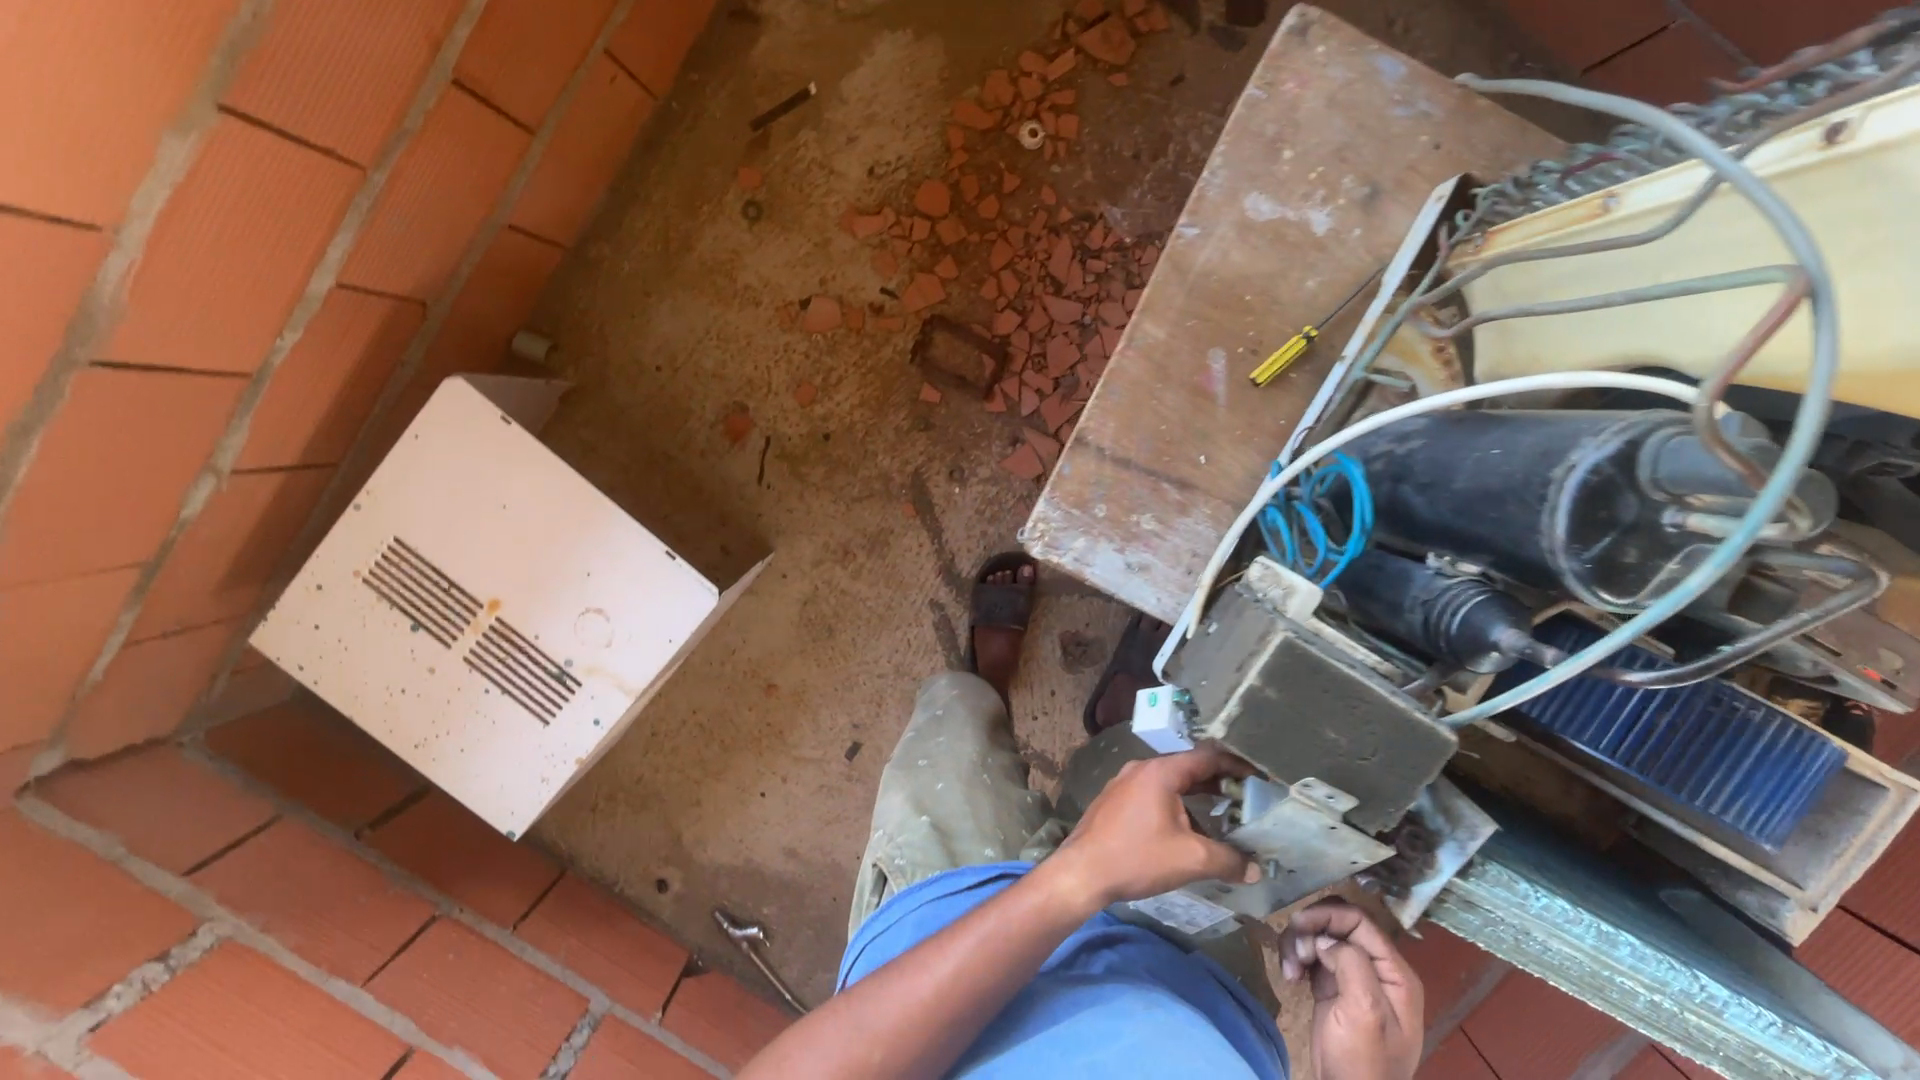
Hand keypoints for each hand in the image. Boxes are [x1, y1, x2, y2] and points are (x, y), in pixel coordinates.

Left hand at [1038, 746, 1258, 912]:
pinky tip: (1187, 829)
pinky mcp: (1115, 801)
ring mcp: (1124, 784)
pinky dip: (1176, 805)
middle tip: (1247, 799)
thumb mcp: (1191, 859)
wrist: (1081, 873)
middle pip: (1188, 768)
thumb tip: (1256, 870)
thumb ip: (1229, 860)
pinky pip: (1153, 795)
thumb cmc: (1137, 858)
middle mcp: (1141, 769)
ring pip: (1170, 783)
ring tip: (1223, 817)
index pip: (1207, 756)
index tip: (1259, 777)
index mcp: (1161, 772)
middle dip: (1219, 784)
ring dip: (1197, 797)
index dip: (1237, 765)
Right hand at [1279, 900, 1423, 1079]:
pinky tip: (1290, 977)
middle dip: (1311, 930)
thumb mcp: (1365, 1012)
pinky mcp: (1332, 987)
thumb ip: (1351, 964)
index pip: (1361, 923)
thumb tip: (1325, 939)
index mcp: (1395, 973)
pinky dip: (1297, 959)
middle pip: (1339, 925)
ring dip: (1299, 946)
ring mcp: (1354, 977)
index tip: (1298, 923)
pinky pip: (1312, 956)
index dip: (1328, 916)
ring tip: (1290, 971)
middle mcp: (1377, 969)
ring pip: (1321, 937)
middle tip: (1294, 952)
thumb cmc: (1364, 1061)